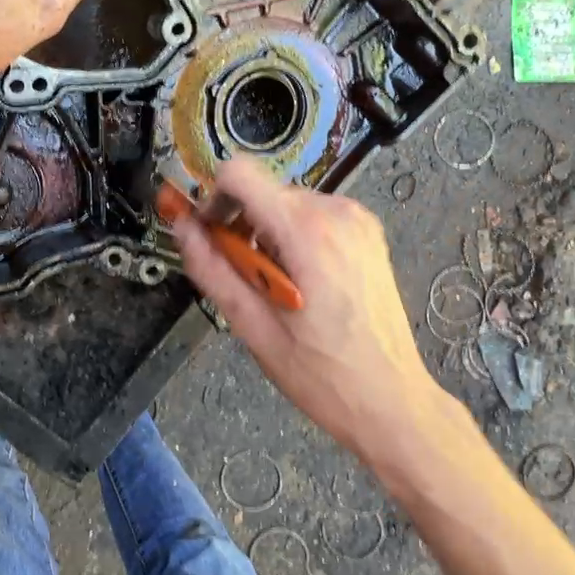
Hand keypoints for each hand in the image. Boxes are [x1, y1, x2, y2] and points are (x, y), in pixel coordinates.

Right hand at [171, 160, 435, 454]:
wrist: (392, 401)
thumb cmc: (325, 375)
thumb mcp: (252, 326)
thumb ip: (211, 269)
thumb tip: (182, 228)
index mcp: (306, 232)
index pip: (239, 173)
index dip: (213, 199)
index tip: (210, 232)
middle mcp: (335, 213)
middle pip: (261, 191)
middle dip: (241, 226)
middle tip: (244, 276)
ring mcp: (356, 220)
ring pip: (284, 203)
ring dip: (267, 235)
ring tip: (276, 287)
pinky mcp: (366, 231)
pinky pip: (311, 215)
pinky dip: (294, 238)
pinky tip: (301, 282)